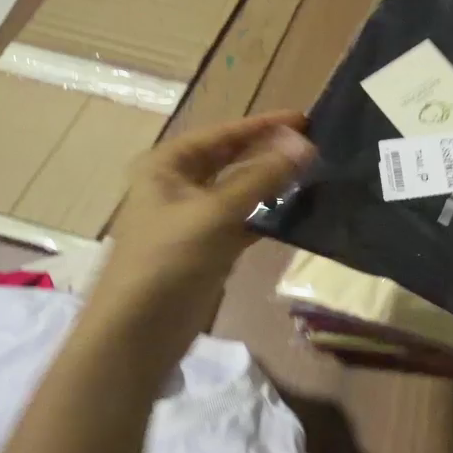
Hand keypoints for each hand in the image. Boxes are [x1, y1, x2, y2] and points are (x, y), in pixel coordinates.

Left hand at [91, 111, 314, 335]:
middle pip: (232, 159)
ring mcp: (194, 218)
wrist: (138, 333)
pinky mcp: (209, 248)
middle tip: (313, 146)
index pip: (223, 134)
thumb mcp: (216, 212)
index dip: (264, 126)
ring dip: (272, 184)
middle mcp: (178, 185)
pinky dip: (268, 215)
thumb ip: (263, 177)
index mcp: (167, 165)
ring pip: (241, 190)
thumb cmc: (168, 260)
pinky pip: (244, 220)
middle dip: (269, 152)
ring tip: (313, 174)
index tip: (305, 119)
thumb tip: (305, 144)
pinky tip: (298, 211)